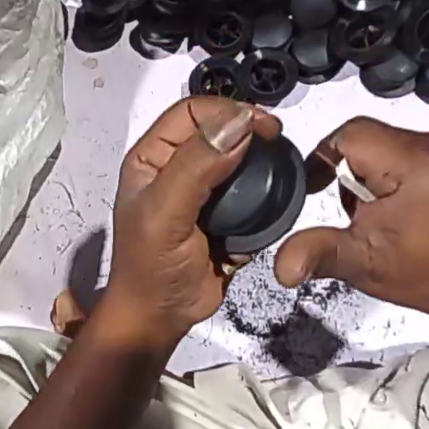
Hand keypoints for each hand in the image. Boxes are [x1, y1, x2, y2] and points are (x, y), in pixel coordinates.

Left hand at [92, 97, 281, 350]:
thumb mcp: (165, 213)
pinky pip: (252, 195)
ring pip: (239, 161)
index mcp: (152, 159)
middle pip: (219, 130)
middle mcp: (177, 169)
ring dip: (261, 164)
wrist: (162, 317)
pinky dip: (265, 196)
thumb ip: (196, 167)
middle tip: (275, 142)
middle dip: (249, 131)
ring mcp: (204, 194)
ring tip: (279, 171)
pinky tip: (273, 201)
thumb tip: (236, 123)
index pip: (192, 113)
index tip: (261, 126)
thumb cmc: (149, 268)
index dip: (227, 111)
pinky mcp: (227, 217)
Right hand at [275, 117, 428, 330]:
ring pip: (389, 143)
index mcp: (417, 165)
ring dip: (373, 175)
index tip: (316, 185)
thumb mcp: (361, 263)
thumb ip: (316, 254)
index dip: (324, 159)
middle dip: (352, 175)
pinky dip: (396, 176)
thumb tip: (283, 265)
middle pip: (369, 138)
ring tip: (384, 216)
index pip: (351, 135)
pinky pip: (412, 151)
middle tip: (361, 215)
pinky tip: (402, 209)